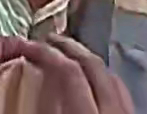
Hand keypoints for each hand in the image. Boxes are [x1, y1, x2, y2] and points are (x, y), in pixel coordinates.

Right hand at [7, 35, 134, 113]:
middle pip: (93, 64)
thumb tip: (29, 87)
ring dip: (88, 60)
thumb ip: (44, 109)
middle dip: (67, 47)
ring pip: (111, 75)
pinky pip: (121, 93)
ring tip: (67, 56)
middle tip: (45, 40)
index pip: (69, 71)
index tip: (25, 44)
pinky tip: (93, 85)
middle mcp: (115, 109)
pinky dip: (104, 80)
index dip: (45, 53)